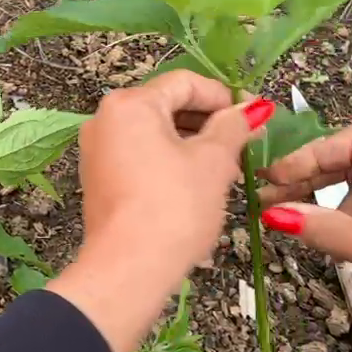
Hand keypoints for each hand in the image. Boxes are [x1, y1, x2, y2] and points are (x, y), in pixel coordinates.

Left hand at [46, 71, 272, 351]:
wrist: (128, 269)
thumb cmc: (174, 208)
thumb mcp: (213, 162)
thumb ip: (233, 127)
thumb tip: (254, 108)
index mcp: (129, 104)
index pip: (184, 83)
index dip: (223, 96)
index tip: (251, 117)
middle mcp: (104, 120)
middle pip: (166, 106)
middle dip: (208, 124)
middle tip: (242, 146)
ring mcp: (97, 151)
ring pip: (154, 134)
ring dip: (191, 145)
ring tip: (225, 170)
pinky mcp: (98, 180)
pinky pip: (139, 157)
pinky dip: (168, 162)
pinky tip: (195, 186)